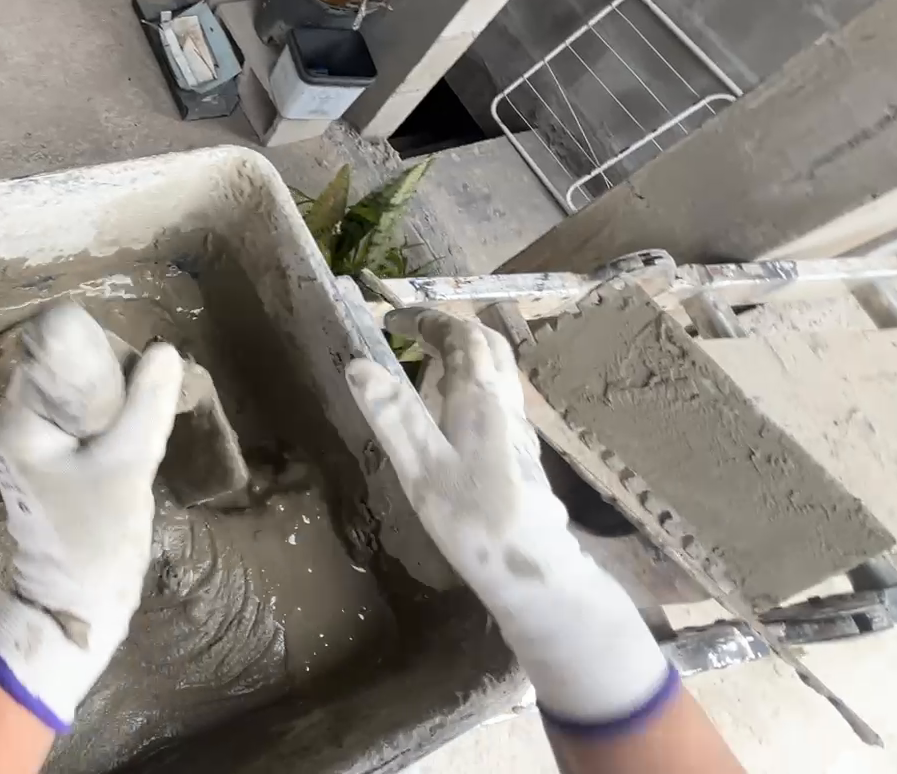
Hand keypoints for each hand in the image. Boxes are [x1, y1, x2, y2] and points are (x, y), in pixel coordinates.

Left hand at [0, 304, 183, 730]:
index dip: (93, 346)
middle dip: (106, 368)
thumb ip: (147, 404)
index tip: (130, 367)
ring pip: (72, 388)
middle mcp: (15, 420)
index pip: (50, 348)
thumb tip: (165, 351)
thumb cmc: (97, 535)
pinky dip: (104, 411)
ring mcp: (29, 438)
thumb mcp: (129, 464)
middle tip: (144, 388)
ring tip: (143, 407)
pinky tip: (131, 425)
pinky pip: (75, 412)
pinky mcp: (46, 454)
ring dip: (110, 390)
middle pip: (61, 364)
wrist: (74, 602)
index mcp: (21, 418)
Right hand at [346, 312, 674, 730]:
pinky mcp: (518, 452)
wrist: (539, 577)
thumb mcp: (423, 467)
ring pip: (496, 371)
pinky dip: (469, 382)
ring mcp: (516, 429)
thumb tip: (357, 364)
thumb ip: (392, 414)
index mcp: (482, 399)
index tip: (392, 320)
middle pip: (488, 346)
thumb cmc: (476, 520)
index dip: (427, 320)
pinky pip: (495, 396)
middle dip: (449, 329)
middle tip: (409, 333)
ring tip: (422, 364)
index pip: (462, 337)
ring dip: (461, 354)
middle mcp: (505, 405)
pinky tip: (448, 410)